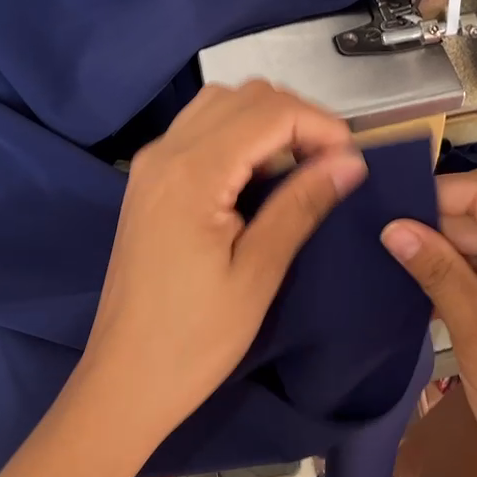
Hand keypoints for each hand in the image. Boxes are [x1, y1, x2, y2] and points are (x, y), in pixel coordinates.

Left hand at [80, 81, 368, 436]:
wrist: (124, 381)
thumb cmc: (195, 339)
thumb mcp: (259, 273)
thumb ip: (302, 204)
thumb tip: (351, 161)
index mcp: (192, 172)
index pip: (270, 112)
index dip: (320, 125)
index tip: (352, 161)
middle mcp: (165, 152)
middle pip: (244, 95)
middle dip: (296, 117)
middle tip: (330, 164)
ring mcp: (151, 163)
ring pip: (220, 104)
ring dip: (266, 120)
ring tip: (298, 166)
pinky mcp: (147, 179)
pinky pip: (199, 128)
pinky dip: (237, 133)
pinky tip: (258, 176)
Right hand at [380, 170, 476, 476]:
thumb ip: (440, 275)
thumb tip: (393, 226)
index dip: (439, 194)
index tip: (387, 206)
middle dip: (432, 225)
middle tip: (373, 232)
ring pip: (476, 247)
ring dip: (436, 254)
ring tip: (380, 253)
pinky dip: (447, 280)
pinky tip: (406, 284)